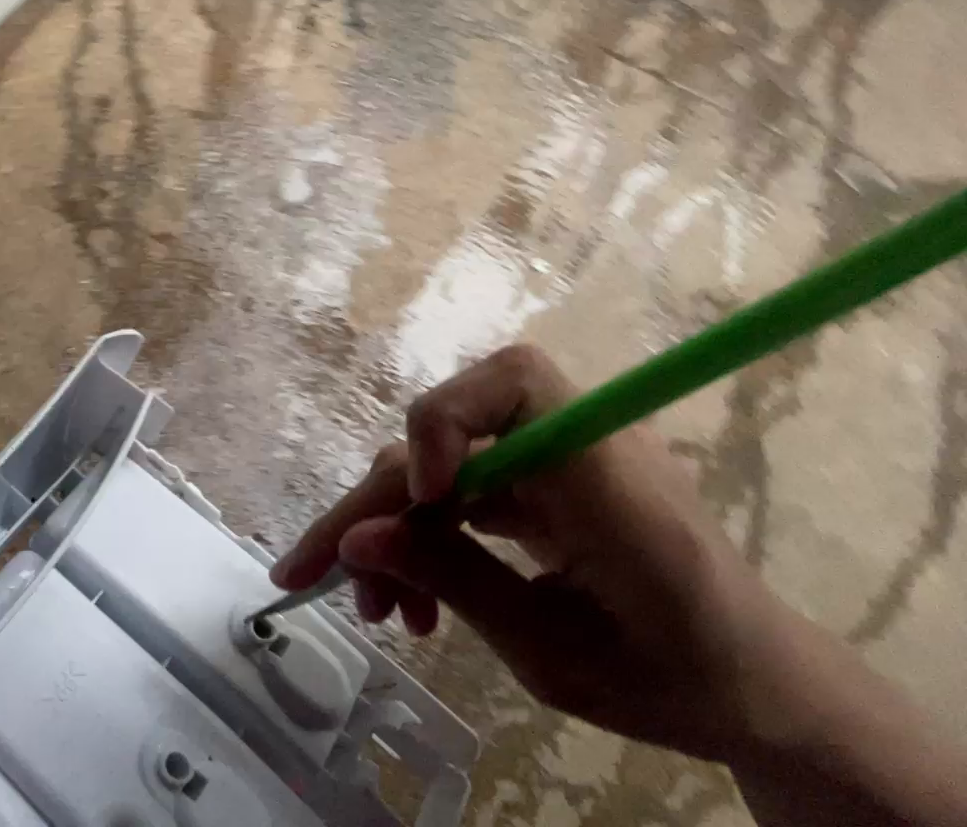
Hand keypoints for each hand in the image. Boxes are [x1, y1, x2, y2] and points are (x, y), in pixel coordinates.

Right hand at [270, 345, 780, 759]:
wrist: (756, 691)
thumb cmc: (675, 679)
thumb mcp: (554, 652)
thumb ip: (452, 581)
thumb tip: (353, 541)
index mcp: (607, 479)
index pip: (516, 381)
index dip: (447, 421)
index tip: (422, 500)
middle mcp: (575, 449)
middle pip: (442, 440)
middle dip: (374, 507)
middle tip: (316, 574)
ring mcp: (552, 463)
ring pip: (434, 468)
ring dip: (390, 531)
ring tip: (376, 610)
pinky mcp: (537, 485)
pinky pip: (456, 492)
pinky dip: (421, 538)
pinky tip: (412, 600)